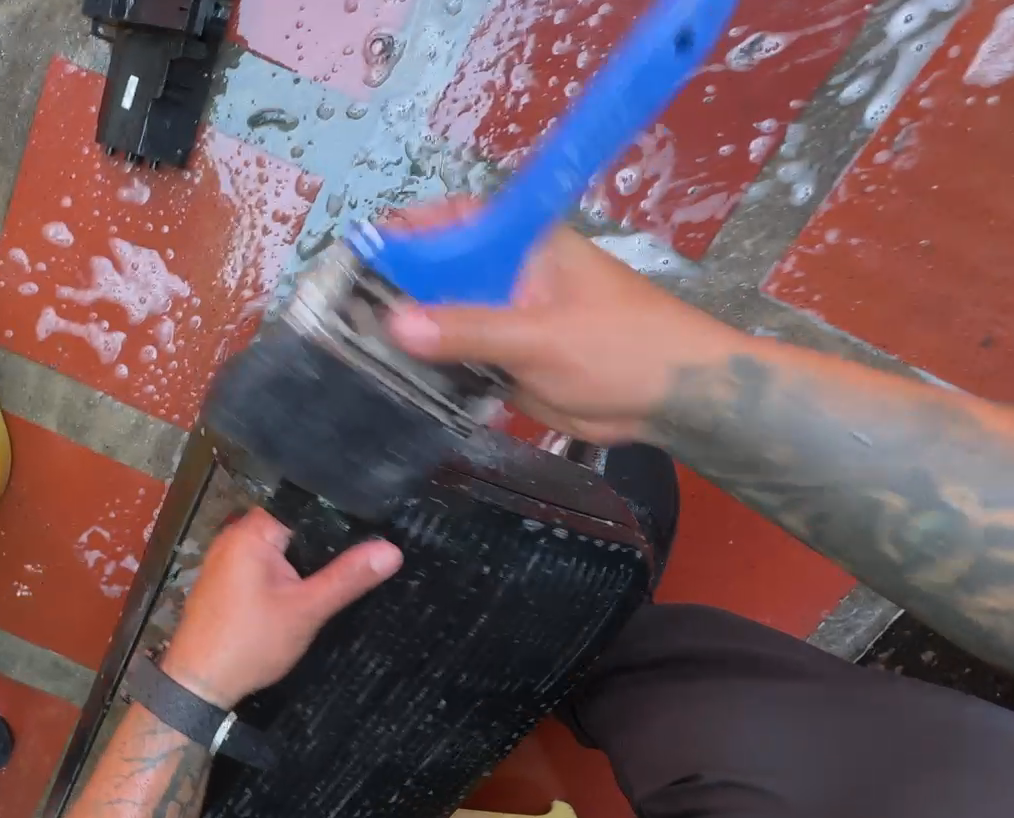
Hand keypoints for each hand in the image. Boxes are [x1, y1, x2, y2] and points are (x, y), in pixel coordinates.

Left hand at [160, 508, 401, 708]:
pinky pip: (260, 568)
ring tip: (335, 578)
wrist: (199, 684)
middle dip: (320, 547)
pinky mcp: (222, 582)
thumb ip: (348, 577)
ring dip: (300, 566)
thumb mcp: (307, 609)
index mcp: (251, 532)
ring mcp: (223, 560)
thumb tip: (391, 550)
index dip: (336, 521)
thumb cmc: (251, 642)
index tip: (370, 533)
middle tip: (356, 562)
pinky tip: (298, 596)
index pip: (303, 508)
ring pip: (276, 552)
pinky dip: (281, 578)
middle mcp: (232, 538)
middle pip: (290, 530)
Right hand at [382, 201, 753, 443]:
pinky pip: (454, 356)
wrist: (669, 401)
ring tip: (354, 346)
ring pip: (443, 318)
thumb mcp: (540, 336)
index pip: (459, 220)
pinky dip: (427, 365)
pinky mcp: (502, 359)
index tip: (364, 249)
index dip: (411, 228)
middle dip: (396, 287)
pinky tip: (392, 376)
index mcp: (525, 247)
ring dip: (408, 331)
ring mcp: (503, 320)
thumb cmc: (620, 347)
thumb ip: (469, 330)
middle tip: (344, 310)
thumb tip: (396, 325)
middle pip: (440, 273)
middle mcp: (508, 277)